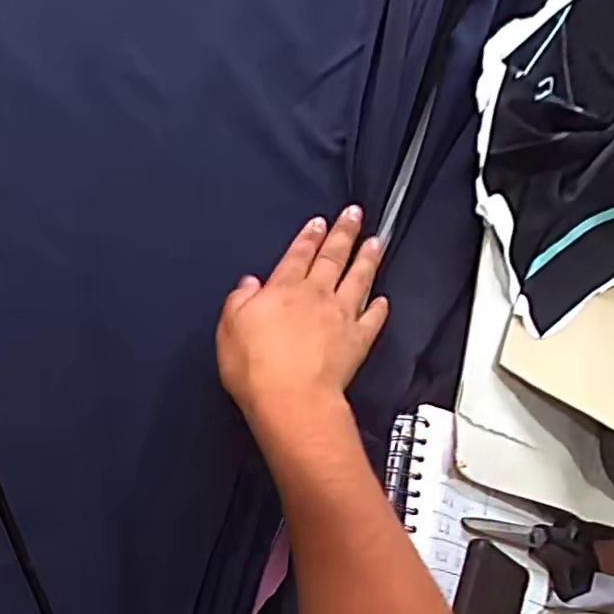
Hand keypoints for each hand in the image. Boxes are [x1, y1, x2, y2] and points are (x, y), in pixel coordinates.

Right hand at [215, 206, 387, 430]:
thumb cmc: (254, 368)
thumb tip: (248, 285)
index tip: (318, 223)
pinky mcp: (356, 341)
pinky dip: (379, 307)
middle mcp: (315, 297)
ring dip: (367, 258)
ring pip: (358, 279)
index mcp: (282, 291)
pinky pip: (372, 318)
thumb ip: (239, 302)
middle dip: (342, 234)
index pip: (297, 256)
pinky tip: (383, 300)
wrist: (289, 398)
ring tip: (376, 241)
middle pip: (332, 258)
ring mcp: (340, 317)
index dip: (308, 238)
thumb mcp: (229, 329)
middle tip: (353, 215)